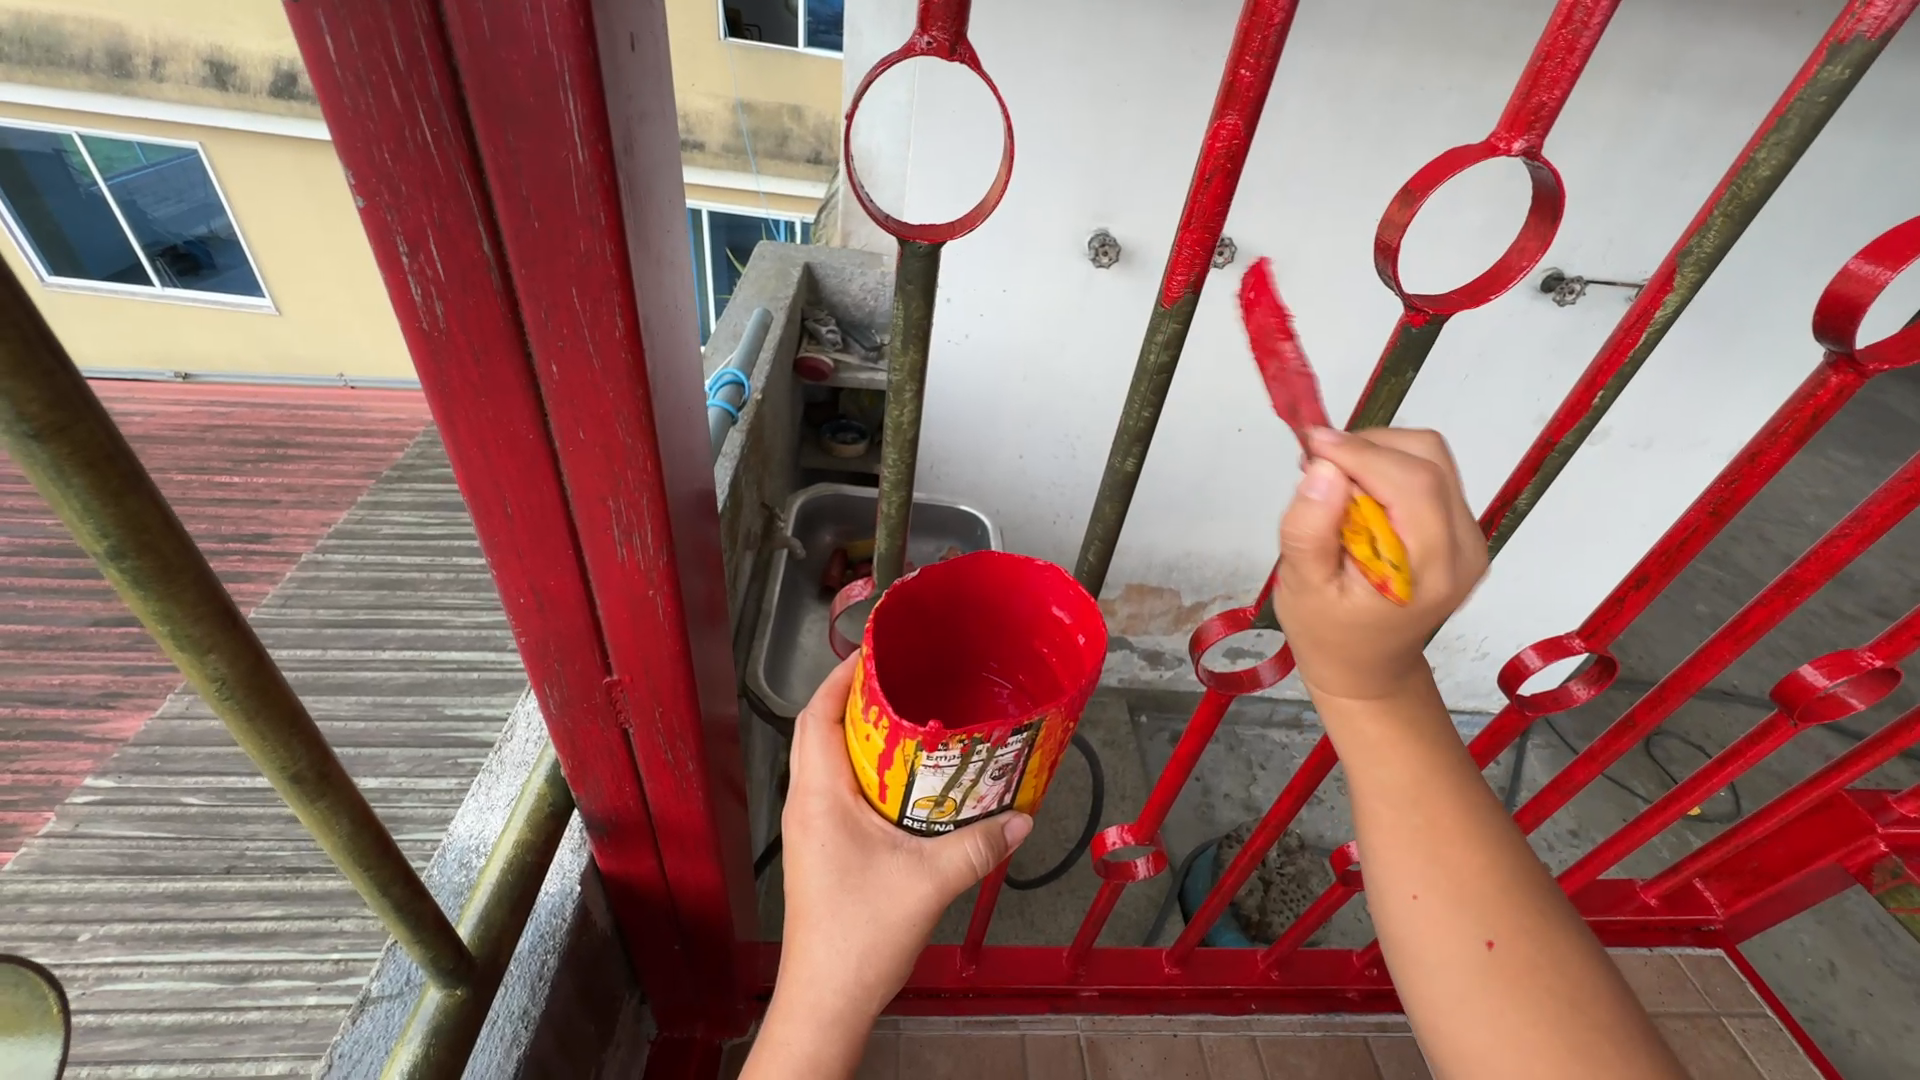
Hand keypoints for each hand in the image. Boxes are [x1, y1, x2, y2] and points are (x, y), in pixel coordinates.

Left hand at [772, 653, 1031, 1023]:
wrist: (826, 1000)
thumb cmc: (860, 936)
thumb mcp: (929, 882)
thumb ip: (978, 845)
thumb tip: (1020, 818)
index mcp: (818, 796)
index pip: (816, 716)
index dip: (840, 678)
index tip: (875, 654)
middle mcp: (805, 804)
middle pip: (816, 730)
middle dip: (851, 698)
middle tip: (898, 681)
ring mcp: (808, 827)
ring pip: (823, 759)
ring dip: (855, 733)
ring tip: (902, 718)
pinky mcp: (819, 848)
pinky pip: (833, 787)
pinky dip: (860, 767)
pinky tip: (900, 779)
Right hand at [1274, 427, 1485, 703]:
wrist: (1366, 668)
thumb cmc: (1326, 632)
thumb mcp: (1301, 586)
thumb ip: (1310, 529)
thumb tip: (1323, 469)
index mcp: (1429, 569)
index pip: (1411, 482)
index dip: (1360, 452)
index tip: (1310, 443)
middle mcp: (1464, 546)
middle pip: (1427, 459)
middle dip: (1366, 447)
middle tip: (1315, 466)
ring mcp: (1469, 536)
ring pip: (1431, 459)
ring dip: (1376, 454)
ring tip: (1332, 479)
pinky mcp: (1459, 529)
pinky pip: (1429, 476)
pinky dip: (1386, 468)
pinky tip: (1354, 494)